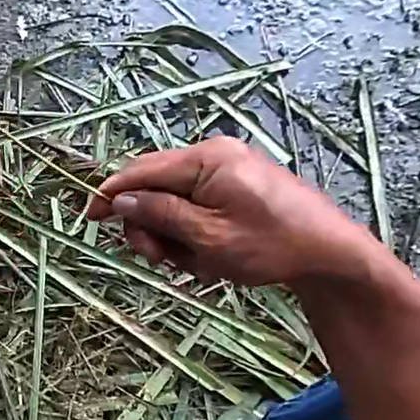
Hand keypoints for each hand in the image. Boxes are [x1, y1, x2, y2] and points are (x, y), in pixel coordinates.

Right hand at [83, 136, 389, 286]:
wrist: (330, 253)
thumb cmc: (270, 245)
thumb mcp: (206, 236)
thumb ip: (160, 213)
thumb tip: (121, 199)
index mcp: (206, 159)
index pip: (142, 170)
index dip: (111, 194)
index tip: (90, 217)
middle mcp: (214, 156)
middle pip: (155, 185)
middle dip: (148, 224)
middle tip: (158, 259)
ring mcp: (227, 171)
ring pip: (173, 201)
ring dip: (171, 235)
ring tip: (193, 263)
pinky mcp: (236, 187)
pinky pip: (195, 207)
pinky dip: (191, 234)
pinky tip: (208, 257)